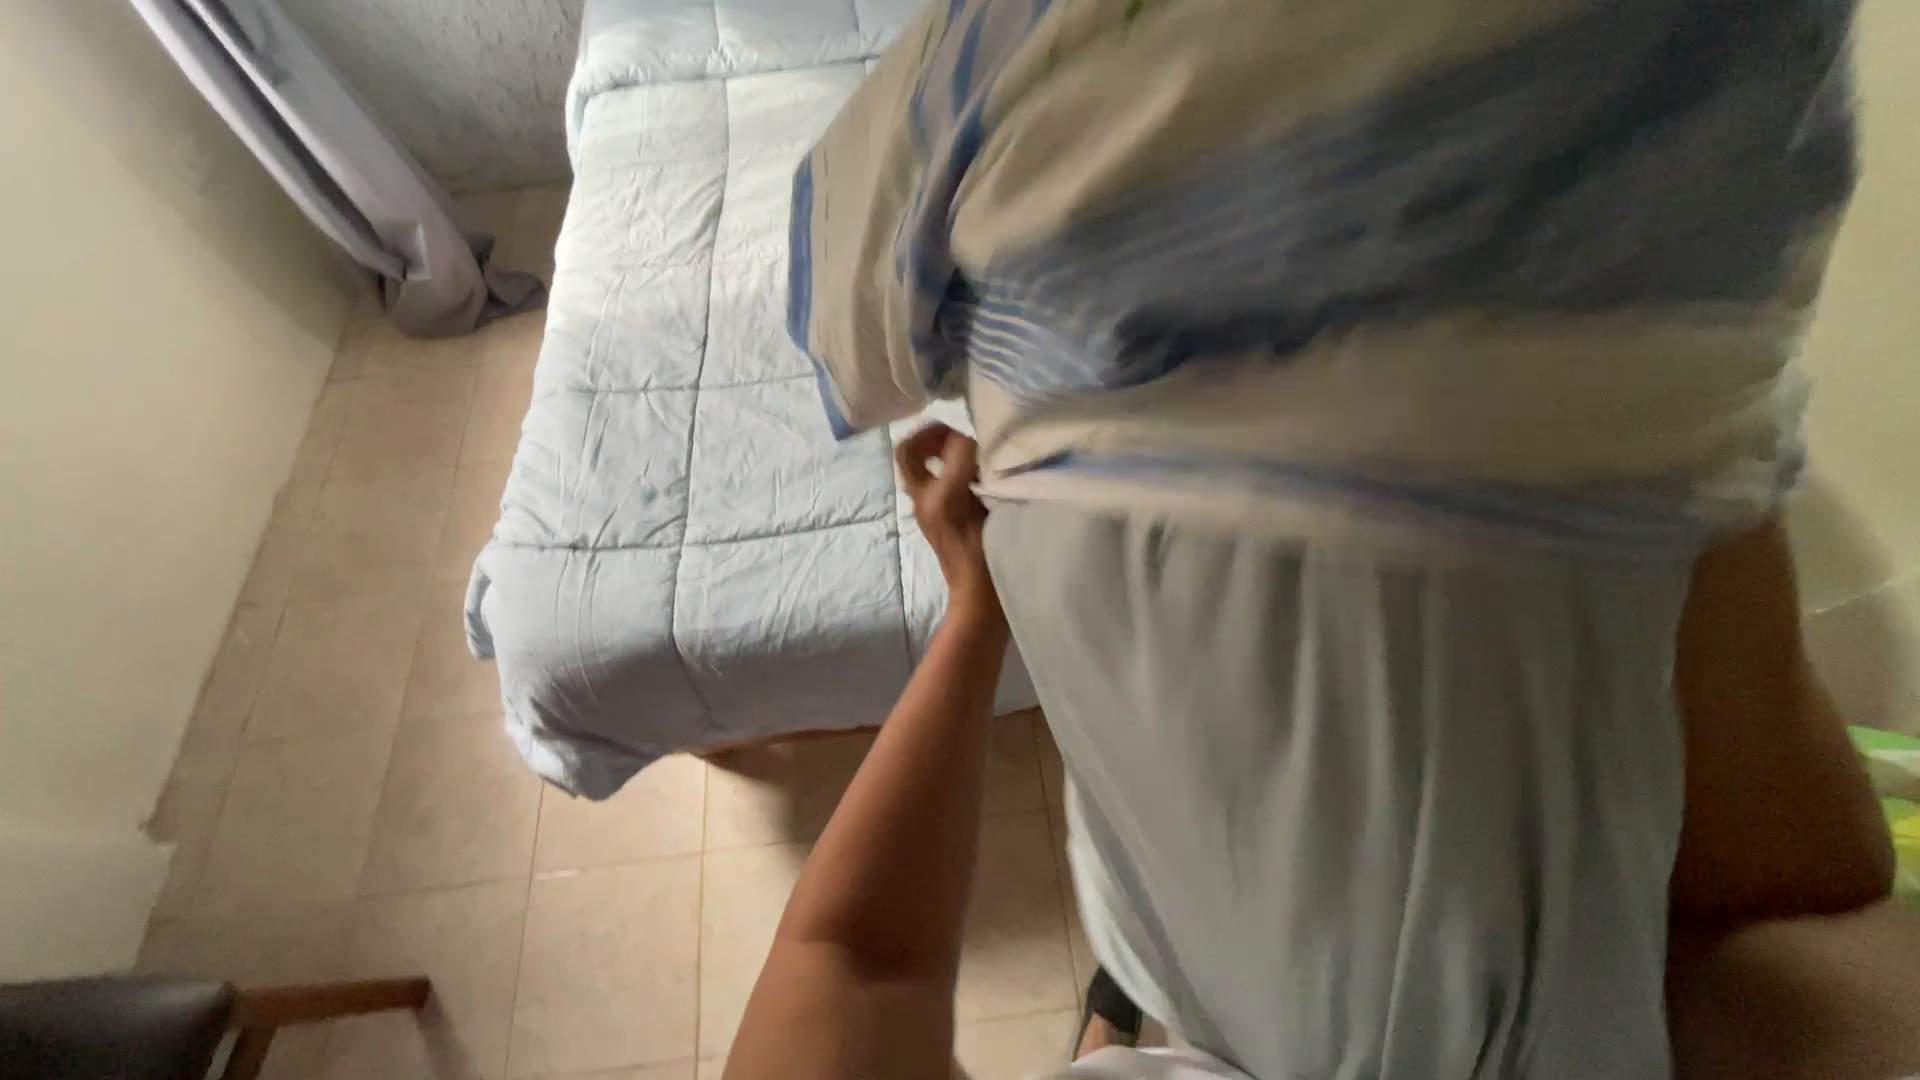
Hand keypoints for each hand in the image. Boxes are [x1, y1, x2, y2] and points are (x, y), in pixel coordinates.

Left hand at [895, 423, 1003, 630]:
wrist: (980, 598)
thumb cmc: (986, 557)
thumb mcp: (979, 506)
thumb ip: (970, 467)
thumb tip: (970, 442)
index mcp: (933, 496)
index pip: (919, 448)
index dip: (940, 434)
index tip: (966, 435)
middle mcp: (924, 501)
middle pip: (910, 454)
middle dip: (932, 438)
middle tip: (962, 438)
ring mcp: (929, 511)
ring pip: (922, 468)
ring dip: (942, 454)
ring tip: (973, 455)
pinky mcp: (939, 520)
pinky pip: (936, 483)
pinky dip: (951, 470)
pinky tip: (979, 478)